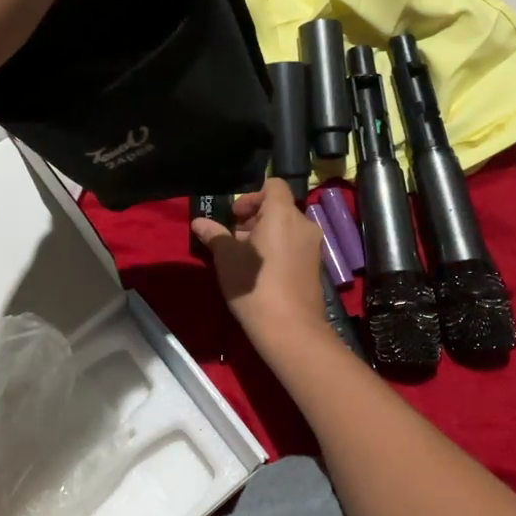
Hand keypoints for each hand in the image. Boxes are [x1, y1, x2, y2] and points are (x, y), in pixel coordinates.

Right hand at [191, 179, 328, 340]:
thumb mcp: (226, 257)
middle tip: (233, 238)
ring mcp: (312, 247)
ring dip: (265, 235)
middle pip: (279, 208)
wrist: (289, 329)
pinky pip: (294, 246)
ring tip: (244, 257)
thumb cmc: (254, 285)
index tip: (235, 215)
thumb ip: (214, 235)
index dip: (252, 196)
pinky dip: (277, 250)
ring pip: (286, 228)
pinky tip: (260, 272)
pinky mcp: (315, 267)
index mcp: (283, 214)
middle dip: (254, 218)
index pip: (274, 185)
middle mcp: (303, 224)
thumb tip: (199, 222)